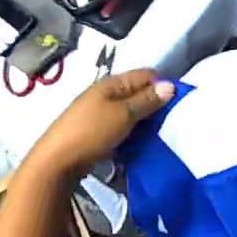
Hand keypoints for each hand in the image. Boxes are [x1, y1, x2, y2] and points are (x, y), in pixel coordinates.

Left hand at [22, 69, 175, 178]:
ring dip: (144, 123)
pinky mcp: (96, 132)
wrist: (57, 161)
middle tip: (173, 123)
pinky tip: (142, 146)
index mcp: (111, 83)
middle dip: (156, 106)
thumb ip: (146, 101)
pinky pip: (121, 128)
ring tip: (161, 136)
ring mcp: (99, 113)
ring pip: (130, 113)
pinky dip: (132, 134)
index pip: (145, 75)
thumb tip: (170, 85)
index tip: (180, 104)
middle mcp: (105, 94)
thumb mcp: (123, 114)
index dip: (163, 85)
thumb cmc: (91, 132)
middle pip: (138, 94)